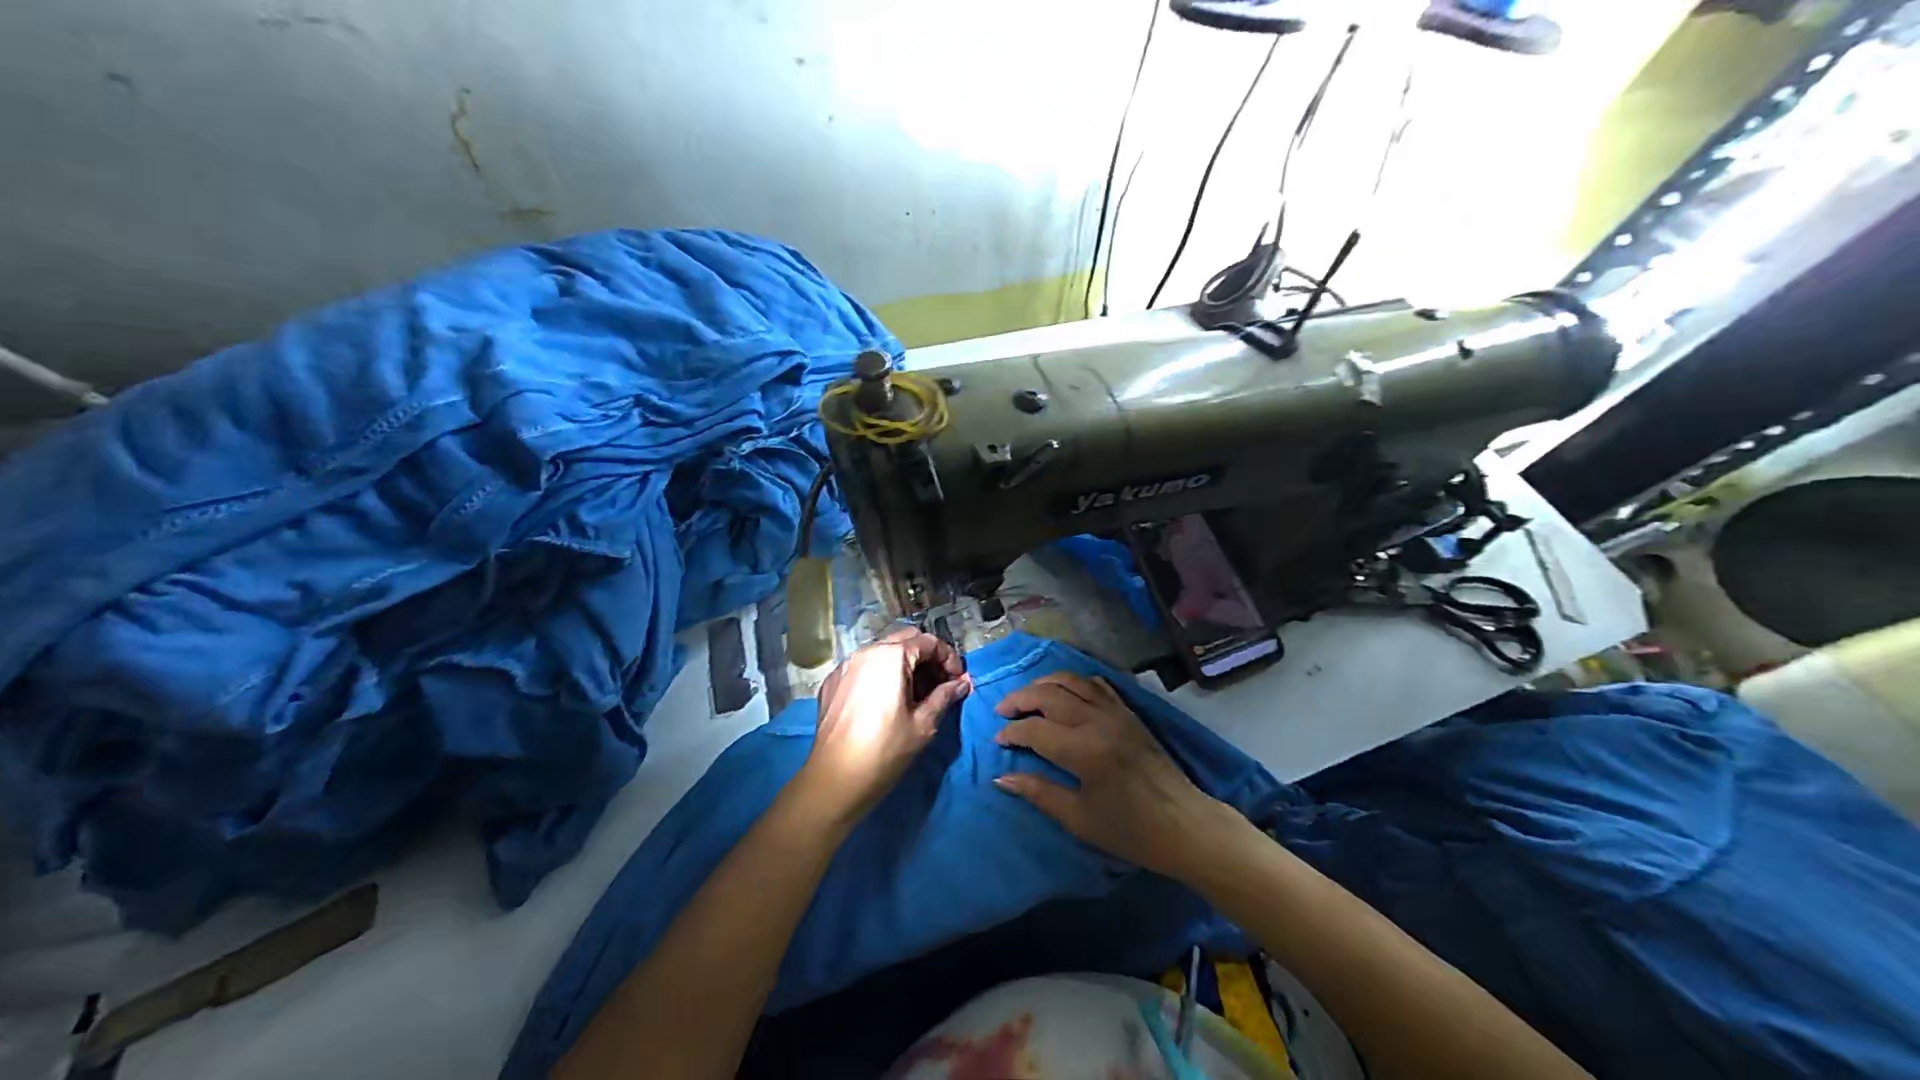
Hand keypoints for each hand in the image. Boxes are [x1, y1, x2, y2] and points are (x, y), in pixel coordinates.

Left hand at [793, 627, 970, 828]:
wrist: (836, 778)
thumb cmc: (886, 750)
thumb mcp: (924, 724)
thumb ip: (945, 696)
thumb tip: (962, 683)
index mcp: (890, 656)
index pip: (928, 642)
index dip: (949, 658)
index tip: (958, 680)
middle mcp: (865, 652)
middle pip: (904, 640)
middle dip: (927, 658)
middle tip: (941, 684)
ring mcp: (845, 666)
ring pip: (882, 652)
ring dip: (904, 665)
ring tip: (917, 695)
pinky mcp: (832, 683)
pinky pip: (863, 668)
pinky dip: (881, 675)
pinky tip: (887, 701)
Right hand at [992, 672, 1240, 880]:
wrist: (1185, 825)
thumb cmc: (1131, 830)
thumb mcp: (1079, 819)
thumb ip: (1039, 792)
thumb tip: (1002, 777)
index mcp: (1083, 750)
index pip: (1035, 729)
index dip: (1011, 733)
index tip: (998, 741)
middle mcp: (1097, 721)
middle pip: (1048, 695)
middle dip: (1020, 699)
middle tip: (1003, 711)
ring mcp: (1116, 712)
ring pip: (1071, 681)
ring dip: (1044, 684)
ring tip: (1027, 697)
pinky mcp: (1129, 713)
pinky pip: (1097, 685)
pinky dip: (1075, 682)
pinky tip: (1065, 693)